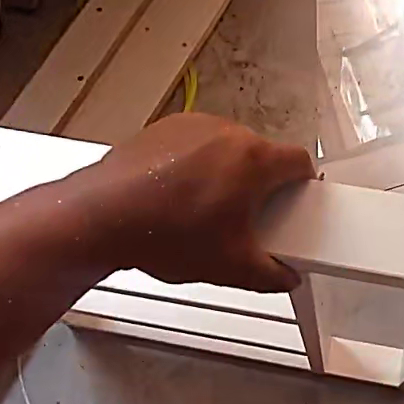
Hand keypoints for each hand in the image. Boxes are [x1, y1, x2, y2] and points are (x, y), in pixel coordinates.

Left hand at [67, 114, 316, 291]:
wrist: (99, 220)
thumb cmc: (163, 235)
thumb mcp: (233, 268)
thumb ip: (273, 276)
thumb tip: (284, 275)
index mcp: (253, 160)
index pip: (300, 161)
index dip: (303, 185)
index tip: (295, 201)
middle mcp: (226, 134)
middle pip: (264, 156)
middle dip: (262, 186)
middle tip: (249, 219)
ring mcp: (193, 127)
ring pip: (230, 149)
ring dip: (230, 174)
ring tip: (210, 211)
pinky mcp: (165, 129)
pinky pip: (198, 145)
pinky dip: (199, 166)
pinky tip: (182, 198)